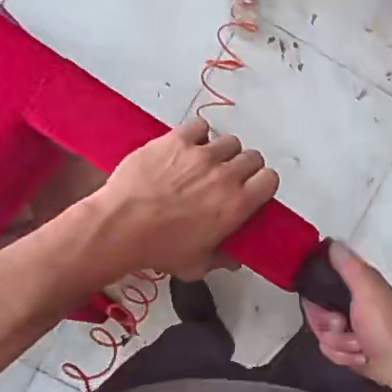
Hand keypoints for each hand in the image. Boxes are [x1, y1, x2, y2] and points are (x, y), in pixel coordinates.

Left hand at [85, 117, 278, 280]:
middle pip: (252, 157)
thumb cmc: (161, 249)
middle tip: (226, 178)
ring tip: (205, 163)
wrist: (122, 226)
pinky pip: (200, 126)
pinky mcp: (177, 140)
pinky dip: (198, 134)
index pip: (270, 179)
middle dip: (244, 167)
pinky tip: (188, 146)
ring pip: (229, 141)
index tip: (251, 190)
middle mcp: (226, 175)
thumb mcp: (197, 265)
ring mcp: (201, 154)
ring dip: (222, 152)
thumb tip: (233, 261)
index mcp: (237, 204)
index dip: (262, 183)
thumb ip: (221, 259)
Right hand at [301, 242, 391, 390]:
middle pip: (316, 312)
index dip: (316, 299)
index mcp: (357, 285)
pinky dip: (343, 355)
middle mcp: (351, 303)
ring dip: (338, 343)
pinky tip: (358, 354)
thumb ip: (348, 266)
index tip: (325, 307)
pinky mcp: (348, 345)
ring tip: (357, 343)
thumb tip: (333, 244)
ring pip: (322, 333)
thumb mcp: (366, 290)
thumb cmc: (387, 329)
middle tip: (343, 325)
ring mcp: (349, 325)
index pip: (319, 284)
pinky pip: (329, 350)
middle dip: (327, 326)